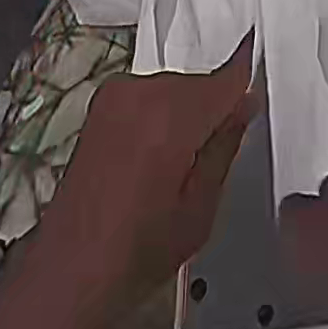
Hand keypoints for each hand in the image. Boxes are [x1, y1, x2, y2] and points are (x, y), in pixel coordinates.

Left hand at [0, 33, 257, 328]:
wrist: (68, 270)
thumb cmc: (135, 249)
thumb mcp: (200, 208)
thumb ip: (225, 145)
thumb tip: (243, 104)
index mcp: (170, 118)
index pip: (226, 77)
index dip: (247, 70)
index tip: (259, 59)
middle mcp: (141, 94)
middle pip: (200, 84)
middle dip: (213, 108)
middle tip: (208, 154)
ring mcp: (116, 94)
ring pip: (176, 86)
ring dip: (186, 110)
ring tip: (174, 163)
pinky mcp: (101, 101)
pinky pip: (151, 92)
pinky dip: (161, 111)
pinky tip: (153, 153)